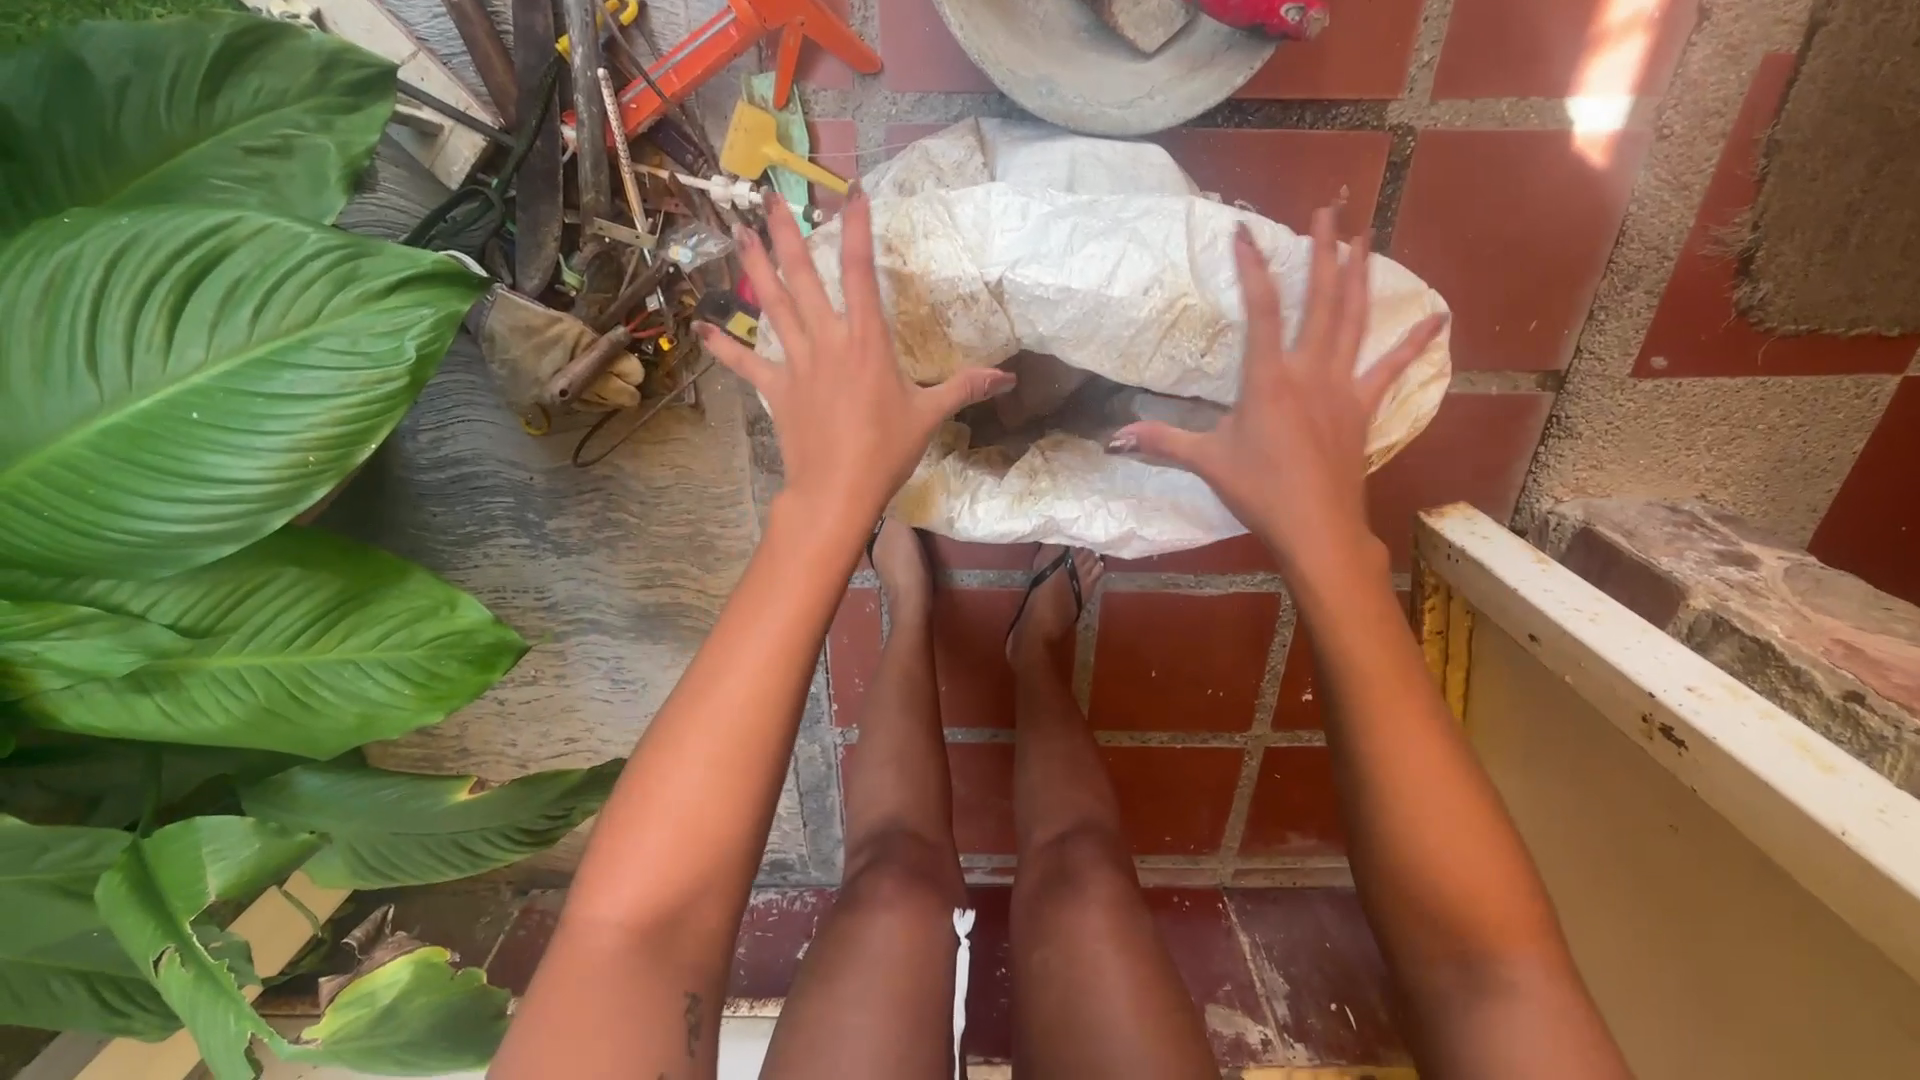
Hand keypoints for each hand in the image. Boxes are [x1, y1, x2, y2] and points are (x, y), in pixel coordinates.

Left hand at [698, 192, 1014, 528]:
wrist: (838, 490)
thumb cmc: (886, 451)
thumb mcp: (929, 416)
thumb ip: (964, 388)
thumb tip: (1006, 378)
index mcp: (867, 341)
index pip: (862, 272)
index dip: (857, 229)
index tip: (852, 193)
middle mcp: (828, 341)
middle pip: (804, 277)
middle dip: (788, 234)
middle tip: (770, 197)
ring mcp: (797, 363)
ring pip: (773, 306)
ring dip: (756, 268)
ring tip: (741, 233)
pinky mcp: (776, 388)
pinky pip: (745, 362)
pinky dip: (723, 345)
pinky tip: (699, 327)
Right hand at [1109, 207, 1447, 577]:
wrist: (1316, 527)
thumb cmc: (1259, 491)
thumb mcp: (1206, 462)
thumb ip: (1162, 441)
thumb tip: (1114, 438)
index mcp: (1268, 379)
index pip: (1259, 309)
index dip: (1251, 267)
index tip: (1243, 231)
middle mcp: (1309, 370)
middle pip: (1320, 299)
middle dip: (1323, 251)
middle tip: (1329, 210)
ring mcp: (1342, 386)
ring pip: (1354, 320)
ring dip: (1360, 276)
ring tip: (1366, 236)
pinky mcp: (1363, 407)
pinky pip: (1391, 368)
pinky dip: (1415, 342)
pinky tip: (1438, 316)